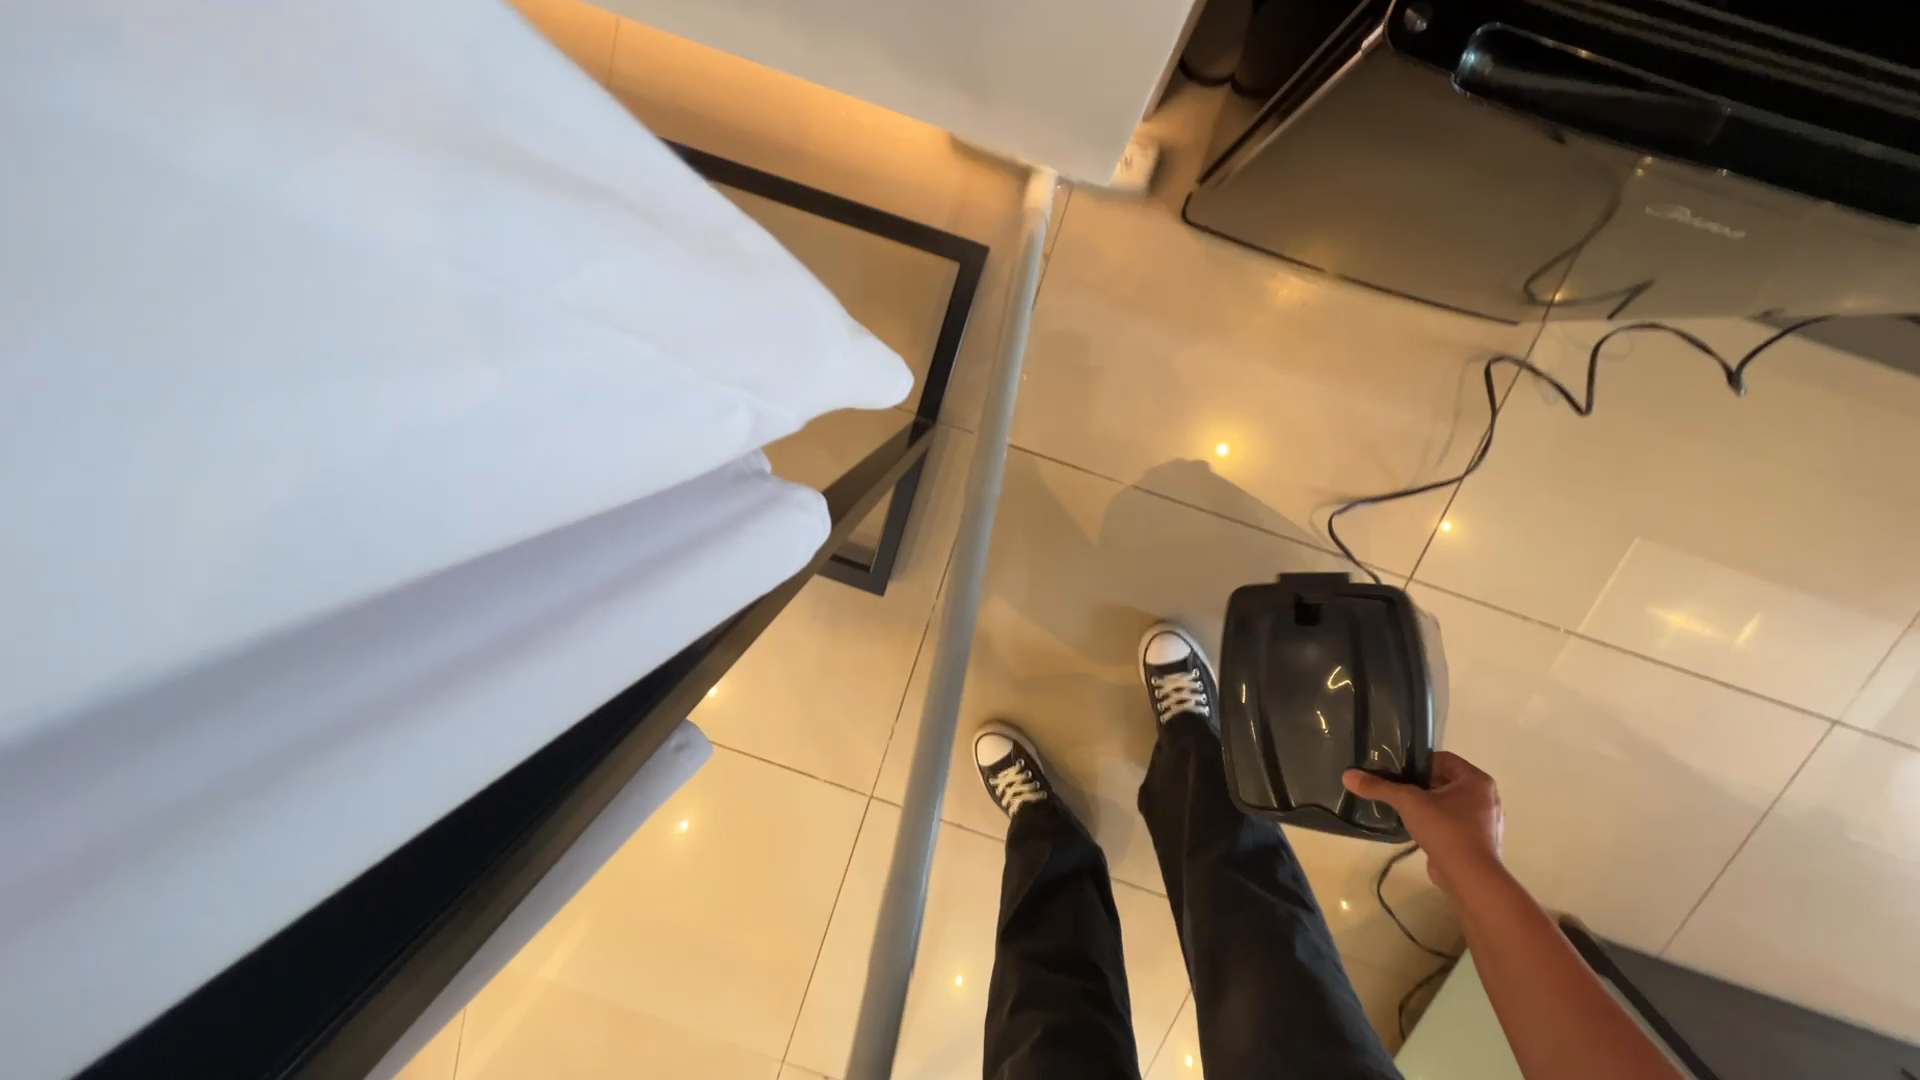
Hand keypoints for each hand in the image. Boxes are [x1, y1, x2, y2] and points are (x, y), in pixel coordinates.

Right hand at [1344, 751, 1504, 897]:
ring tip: (1405, 810)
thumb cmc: (1445, 829)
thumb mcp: (1407, 802)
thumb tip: (1347, 775)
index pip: (1442, 759)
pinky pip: (1455, 822)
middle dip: (1420, 785)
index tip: (1397, 774)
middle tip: (1396, 790)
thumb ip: (1379, 787)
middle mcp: (1487, 797)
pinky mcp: (1480, 840)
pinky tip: (1420, 830)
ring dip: (1429, 805)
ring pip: (1450, 803)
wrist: (1470, 877)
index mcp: (1476, 780)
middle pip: (1445, 781)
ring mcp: (1486, 821)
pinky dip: (1438, 823)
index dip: (1417, 764)